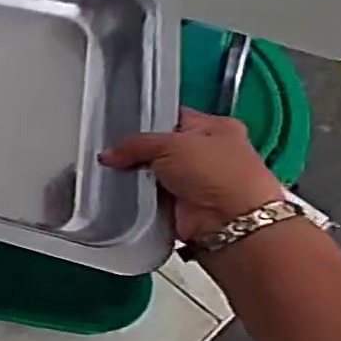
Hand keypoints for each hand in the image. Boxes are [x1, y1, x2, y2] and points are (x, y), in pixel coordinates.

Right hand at [99, 108, 284, 241]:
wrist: (232, 223)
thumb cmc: (216, 173)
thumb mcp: (171, 145)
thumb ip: (135, 144)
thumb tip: (109, 155)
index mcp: (215, 128)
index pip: (172, 117)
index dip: (146, 120)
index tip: (120, 125)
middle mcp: (207, 154)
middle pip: (160, 147)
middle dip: (138, 152)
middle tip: (114, 152)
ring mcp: (195, 182)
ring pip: (153, 173)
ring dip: (138, 177)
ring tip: (115, 172)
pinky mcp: (181, 206)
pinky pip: (151, 197)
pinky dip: (140, 197)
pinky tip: (125, 192)